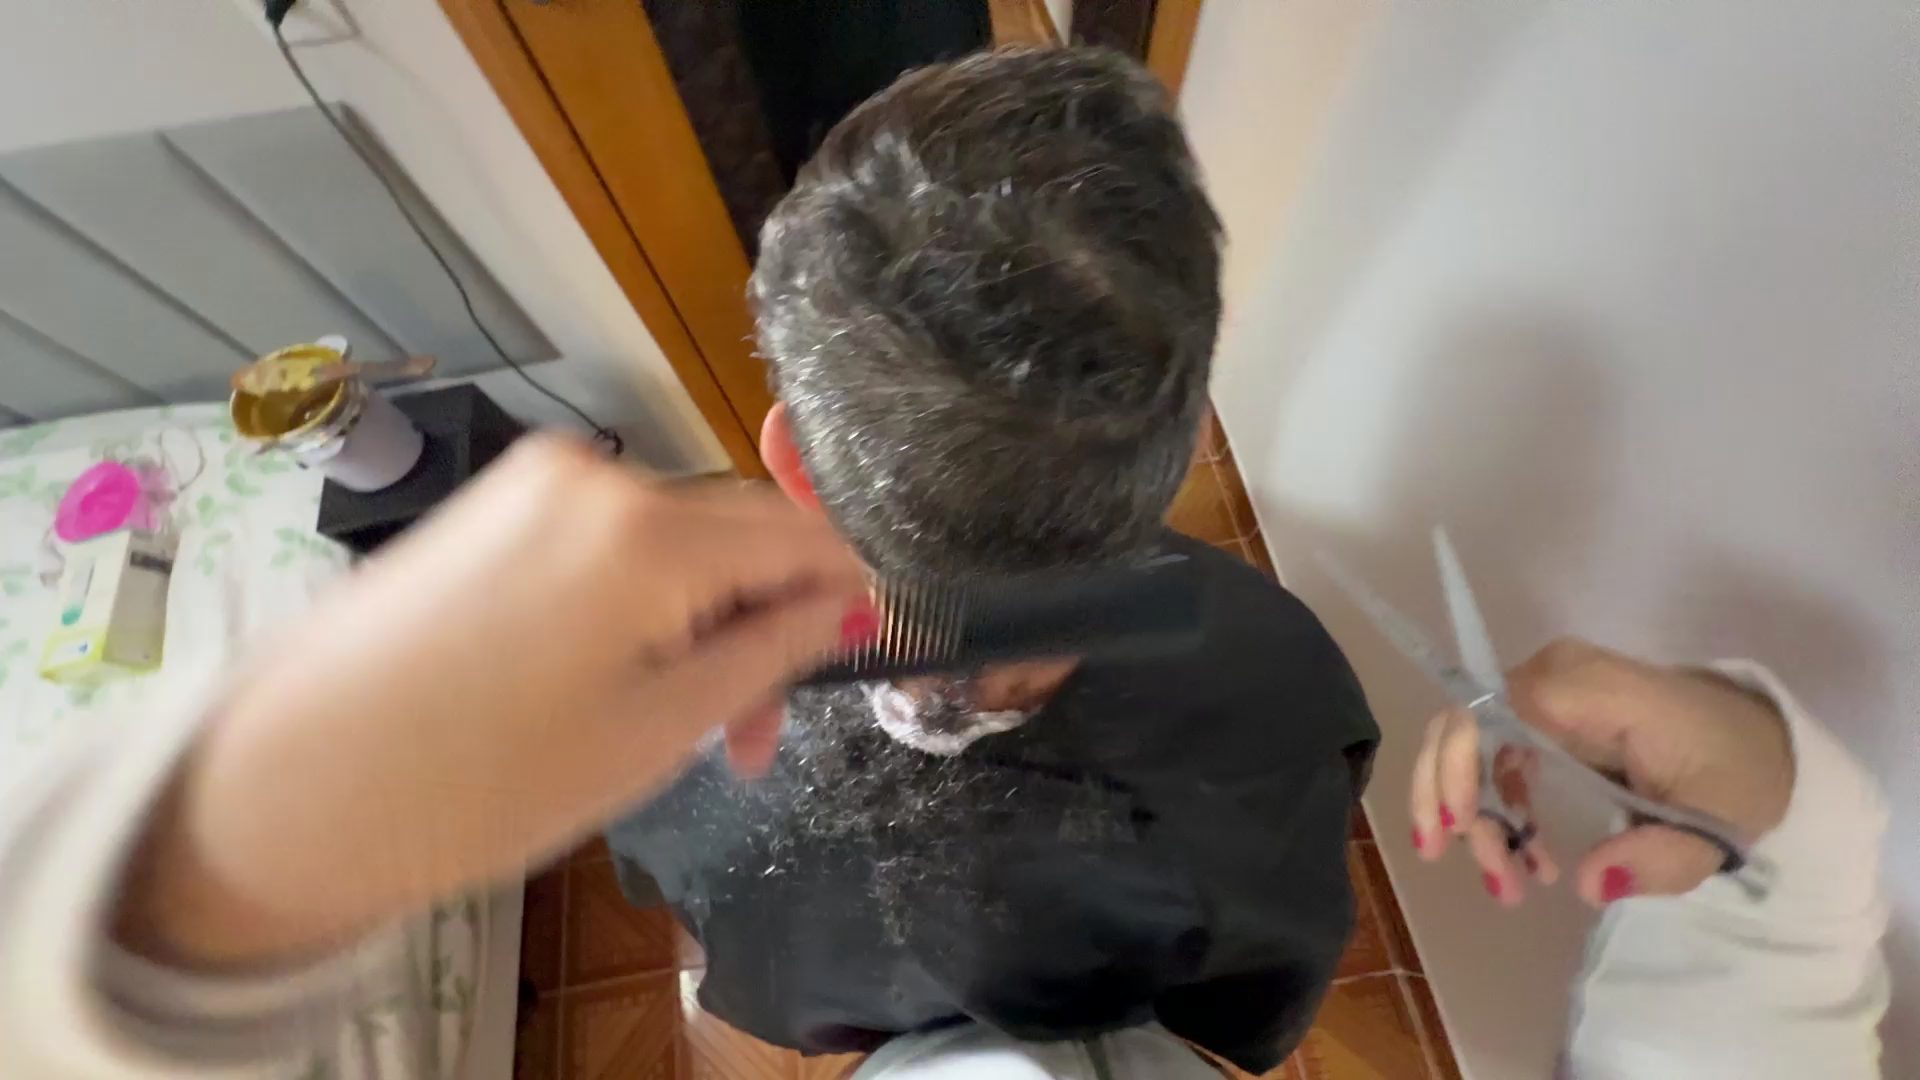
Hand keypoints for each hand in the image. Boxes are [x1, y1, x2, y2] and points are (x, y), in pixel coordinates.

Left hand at [117, 436, 874, 966]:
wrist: (269, 797)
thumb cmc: (488, 785)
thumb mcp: (663, 727)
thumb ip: (774, 650)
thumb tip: (853, 606)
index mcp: (647, 530)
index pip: (800, 534)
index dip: (846, 587)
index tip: (862, 643)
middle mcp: (599, 476)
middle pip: (740, 532)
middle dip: (769, 616)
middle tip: (757, 726)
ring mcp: (543, 480)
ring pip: (685, 537)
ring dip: (710, 614)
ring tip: (691, 709)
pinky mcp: (507, 500)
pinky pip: (626, 536)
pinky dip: (655, 595)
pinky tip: (632, 661)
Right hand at [1408, 638, 1794, 908]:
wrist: (1762, 737)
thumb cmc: (1741, 768)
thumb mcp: (1722, 819)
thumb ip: (1661, 854)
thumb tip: (1589, 886)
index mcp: (1580, 687)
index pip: (1484, 716)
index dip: (1458, 769)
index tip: (1461, 829)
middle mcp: (1540, 677)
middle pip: (1456, 728)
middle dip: (1444, 796)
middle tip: (1453, 860)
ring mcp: (1530, 693)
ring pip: (1459, 744)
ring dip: (1463, 808)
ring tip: (1501, 878)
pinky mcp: (1529, 715)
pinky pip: (1484, 753)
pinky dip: (1488, 804)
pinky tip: (1522, 850)